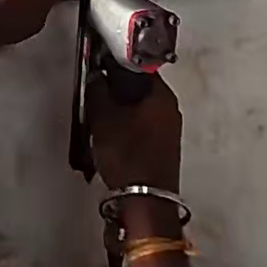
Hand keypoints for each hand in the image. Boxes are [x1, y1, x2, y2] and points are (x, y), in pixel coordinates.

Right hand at [88, 73, 182, 192]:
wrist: (144, 202)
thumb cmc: (128, 157)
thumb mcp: (103, 117)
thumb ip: (97, 89)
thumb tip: (96, 76)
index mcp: (162, 95)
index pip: (138, 66)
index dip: (115, 64)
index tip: (100, 65)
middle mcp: (170, 109)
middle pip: (139, 88)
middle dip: (116, 91)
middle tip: (97, 95)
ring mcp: (169, 130)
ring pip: (139, 109)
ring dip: (120, 111)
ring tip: (100, 121)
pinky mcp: (163, 148)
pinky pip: (142, 127)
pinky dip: (127, 127)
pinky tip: (111, 139)